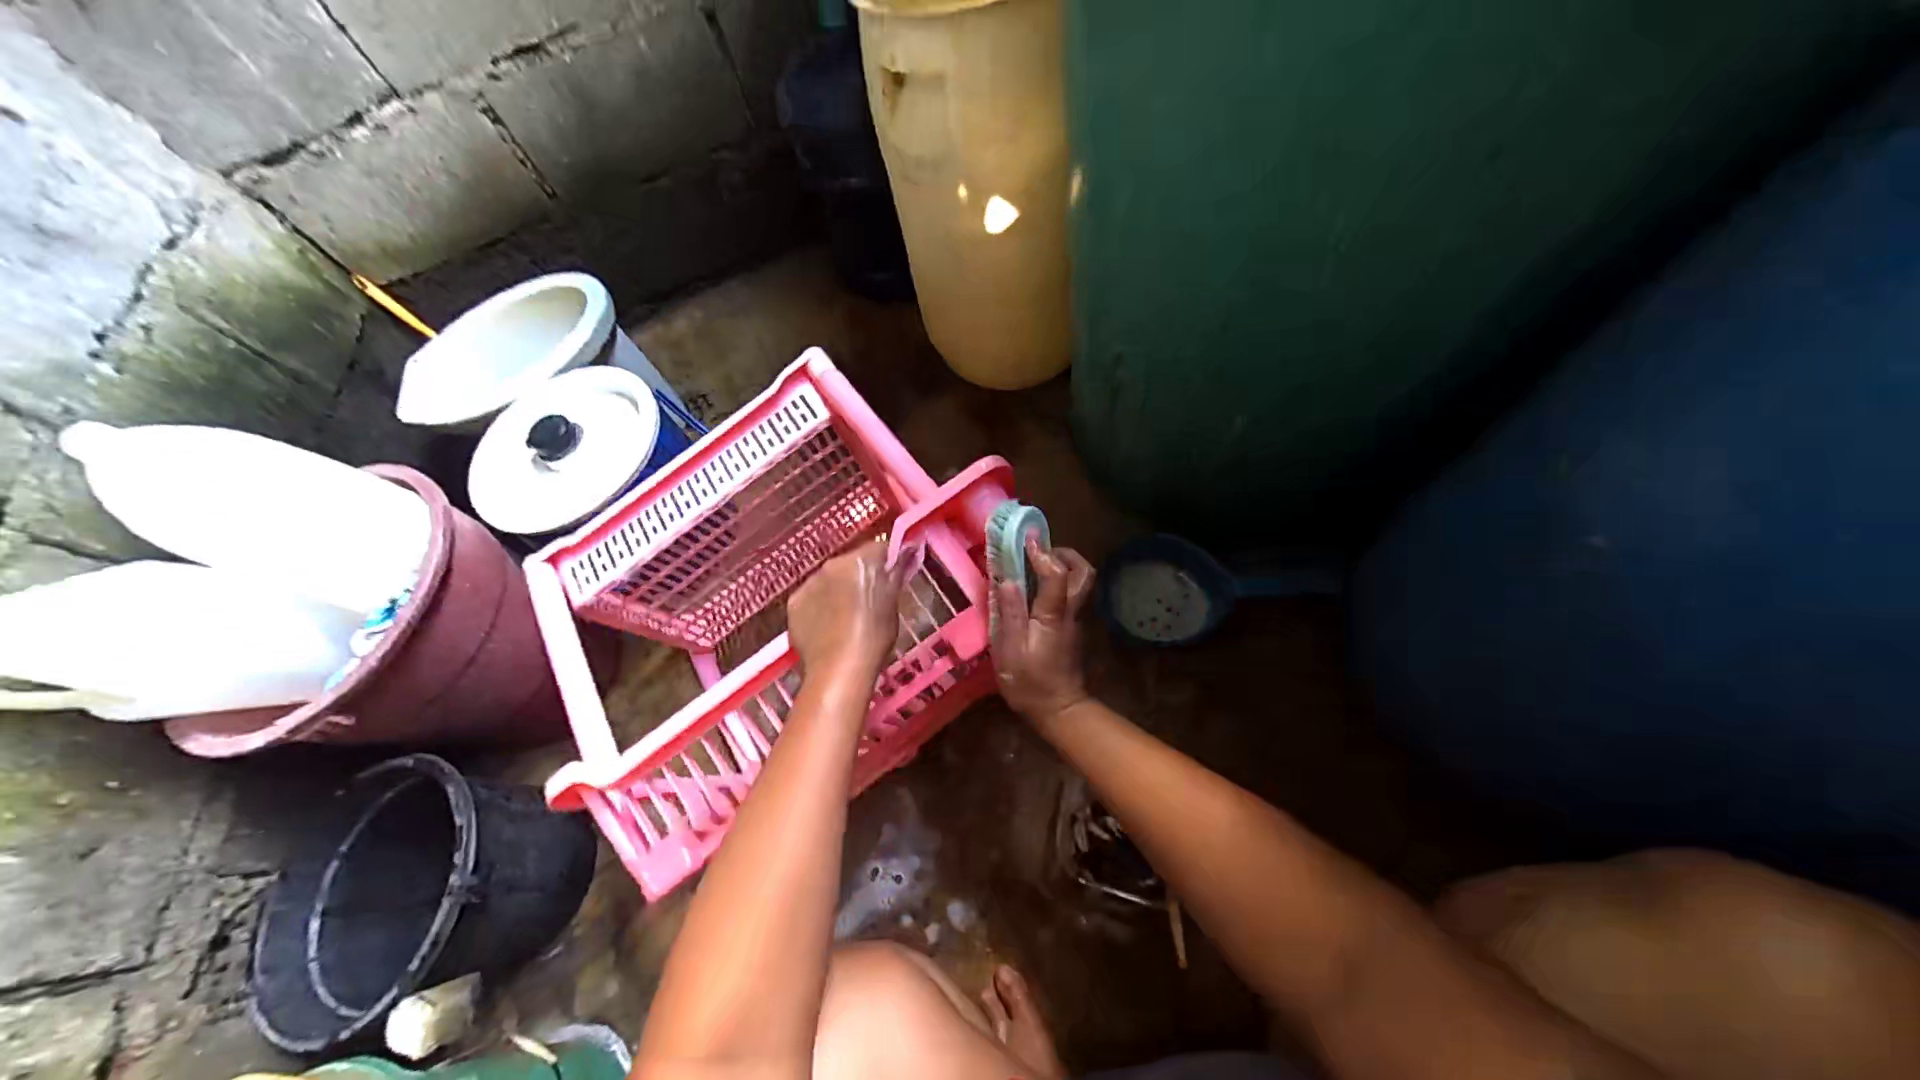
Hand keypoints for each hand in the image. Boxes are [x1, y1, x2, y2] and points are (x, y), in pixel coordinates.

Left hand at [788, 539, 908, 686]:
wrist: (839, 670)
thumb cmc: (875, 637)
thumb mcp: (893, 603)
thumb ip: (897, 572)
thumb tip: (906, 550)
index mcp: (860, 560)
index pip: (880, 548)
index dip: (889, 561)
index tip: (894, 578)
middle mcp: (831, 564)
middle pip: (852, 562)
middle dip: (861, 575)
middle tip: (871, 601)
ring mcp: (809, 583)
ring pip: (830, 580)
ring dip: (839, 590)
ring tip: (848, 617)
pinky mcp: (794, 602)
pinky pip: (812, 597)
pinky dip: (820, 606)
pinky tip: (829, 626)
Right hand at [990, 541, 1095, 721]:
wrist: (1058, 710)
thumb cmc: (1029, 682)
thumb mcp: (1010, 650)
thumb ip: (1010, 613)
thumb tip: (1007, 579)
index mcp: (1053, 616)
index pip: (1057, 575)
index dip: (1043, 554)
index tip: (1026, 540)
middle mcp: (1070, 612)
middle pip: (1083, 573)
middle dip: (1064, 553)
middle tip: (1040, 549)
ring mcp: (1074, 619)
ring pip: (1081, 582)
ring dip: (1062, 565)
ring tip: (1035, 564)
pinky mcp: (1071, 627)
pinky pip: (1070, 593)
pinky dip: (1058, 581)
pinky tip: (1035, 586)